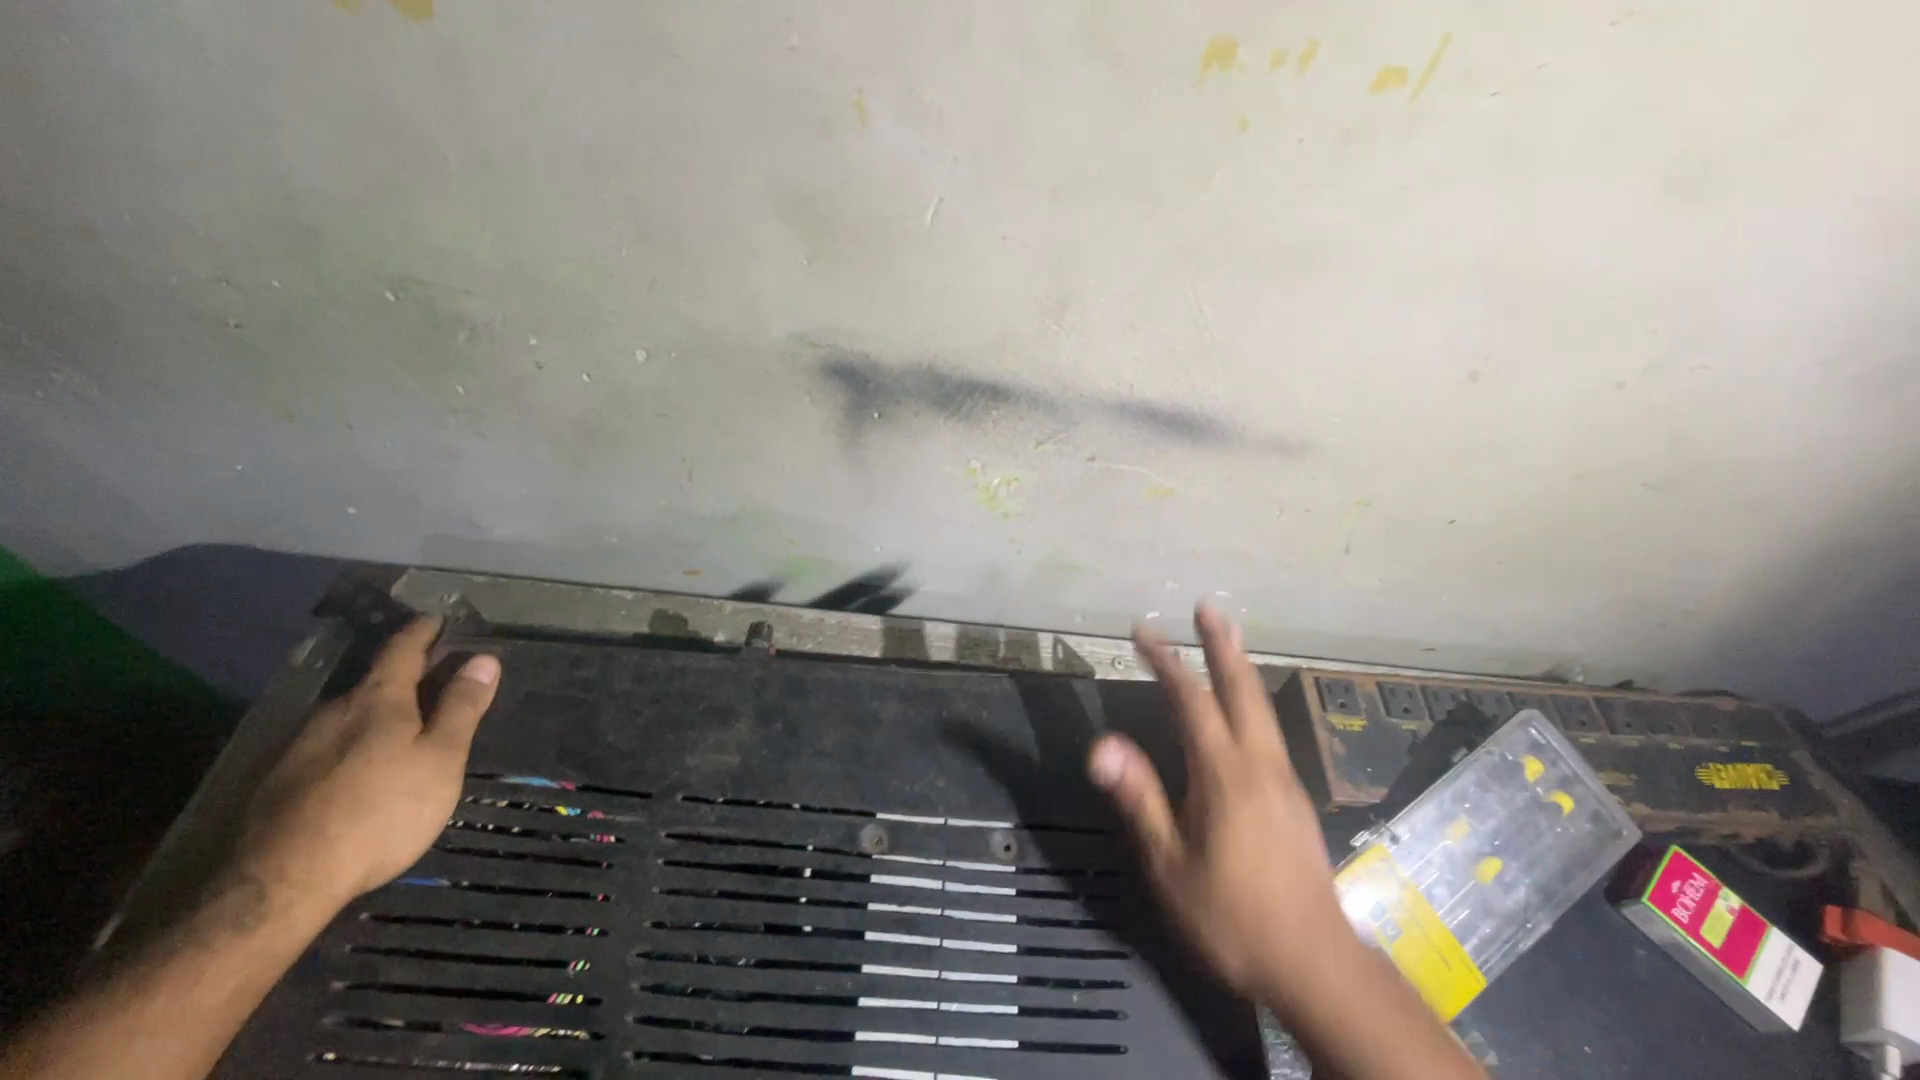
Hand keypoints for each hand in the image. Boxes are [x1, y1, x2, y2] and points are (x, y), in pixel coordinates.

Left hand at [233, 617, 500, 914]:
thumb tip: (484, 658)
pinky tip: (364, 770)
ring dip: (379, 715)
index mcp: (377, 700)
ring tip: (404, 729)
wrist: (285, 879)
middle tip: (435, 680)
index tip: (438, 620)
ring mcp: (301, 746)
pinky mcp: (282, 782)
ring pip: (350, 718)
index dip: (422, 632)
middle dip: (404, 678)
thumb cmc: (382, 811)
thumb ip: (461, 708)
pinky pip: (330, 748)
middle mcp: (334, 711)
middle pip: (375, 683)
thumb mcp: (441, 758)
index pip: (401, 649)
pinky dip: (355, 745)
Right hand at [1088, 604, 1354, 1003]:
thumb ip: (1141, 800)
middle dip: (1223, 647)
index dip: (1166, 662)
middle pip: (1242, 691)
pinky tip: (1244, 714)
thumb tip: (1102, 744)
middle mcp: (1261, 766)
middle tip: (1208, 608)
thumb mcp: (1171, 865)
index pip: (1191, 702)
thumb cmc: (1231, 917)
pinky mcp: (1295, 802)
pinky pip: (1269, 734)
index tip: (1142, 631)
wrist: (1314, 963)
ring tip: (1228, 643)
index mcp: (1225, 776)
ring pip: (1262, 711)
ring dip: (1241, 670)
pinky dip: (1251, 704)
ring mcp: (1285, 783)